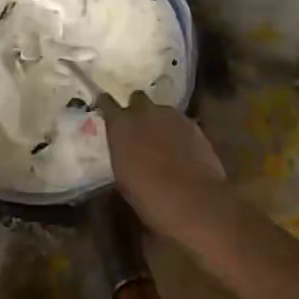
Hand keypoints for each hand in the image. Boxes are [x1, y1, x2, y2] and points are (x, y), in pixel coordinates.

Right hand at [100, 90, 227, 237]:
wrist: (193, 199)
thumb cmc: (149, 198)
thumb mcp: (124, 179)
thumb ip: (122, 153)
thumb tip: (126, 150)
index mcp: (121, 125)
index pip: (107, 103)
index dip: (106, 104)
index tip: (104, 107)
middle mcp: (144, 112)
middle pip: (137, 99)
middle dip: (137, 110)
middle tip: (139, 129)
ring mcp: (170, 114)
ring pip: (160, 110)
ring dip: (159, 122)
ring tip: (163, 143)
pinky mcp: (191, 123)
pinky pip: (179, 122)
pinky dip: (177, 132)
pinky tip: (182, 150)